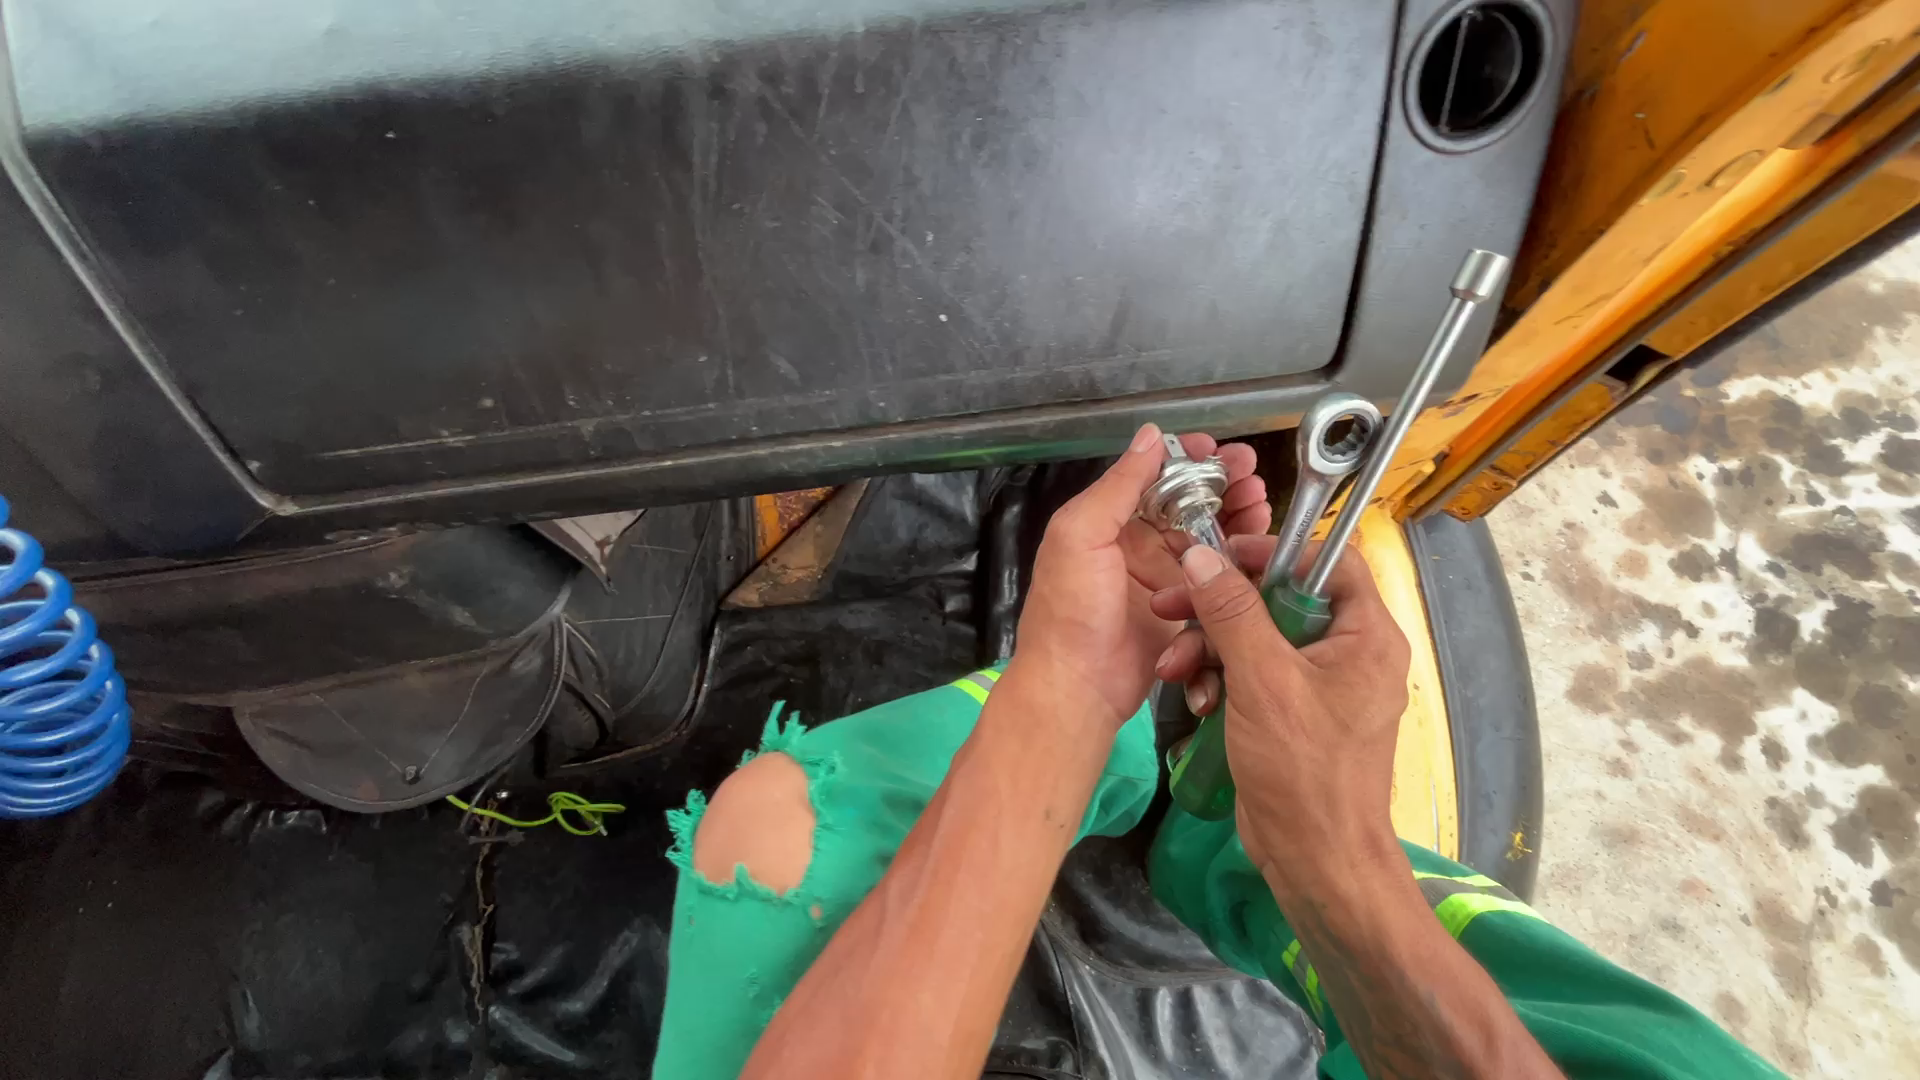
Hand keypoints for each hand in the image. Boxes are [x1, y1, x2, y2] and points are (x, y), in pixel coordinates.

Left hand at [1011, 424, 1268, 730]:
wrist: (1077, 685)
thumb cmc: (1071, 607)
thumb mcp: (1081, 535)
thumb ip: (1117, 486)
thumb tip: (1150, 435)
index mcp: (1105, 521)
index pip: (1151, 477)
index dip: (1184, 459)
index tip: (1217, 447)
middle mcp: (1134, 543)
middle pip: (1185, 502)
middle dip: (1218, 482)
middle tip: (1250, 469)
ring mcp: (1161, 575)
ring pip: (1206, 532)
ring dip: (1234, 512)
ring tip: (1260, 497)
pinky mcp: (1184, 606)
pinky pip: (1216, 572)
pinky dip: (1238, 552)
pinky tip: (1257, 539)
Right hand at [1150, 535, 1410, 886]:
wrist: (1314, 859)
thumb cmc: (1302, 767)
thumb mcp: (1263, 680)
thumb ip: (1231, 612)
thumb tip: (1200, 555)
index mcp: (1364, 634)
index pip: (1326, 561)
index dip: (1272, 550)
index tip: (1219, 556)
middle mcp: (1344, 651)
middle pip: (1276, 599)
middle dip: (1217, 607)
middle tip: (1168, 607)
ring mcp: (1314, 683)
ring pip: (1253, 637)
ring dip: (1207, 648)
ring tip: (1173, 671)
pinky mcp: (1287, 710)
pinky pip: (1248, 673)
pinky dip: (1217, 679)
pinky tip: (1195, 702)